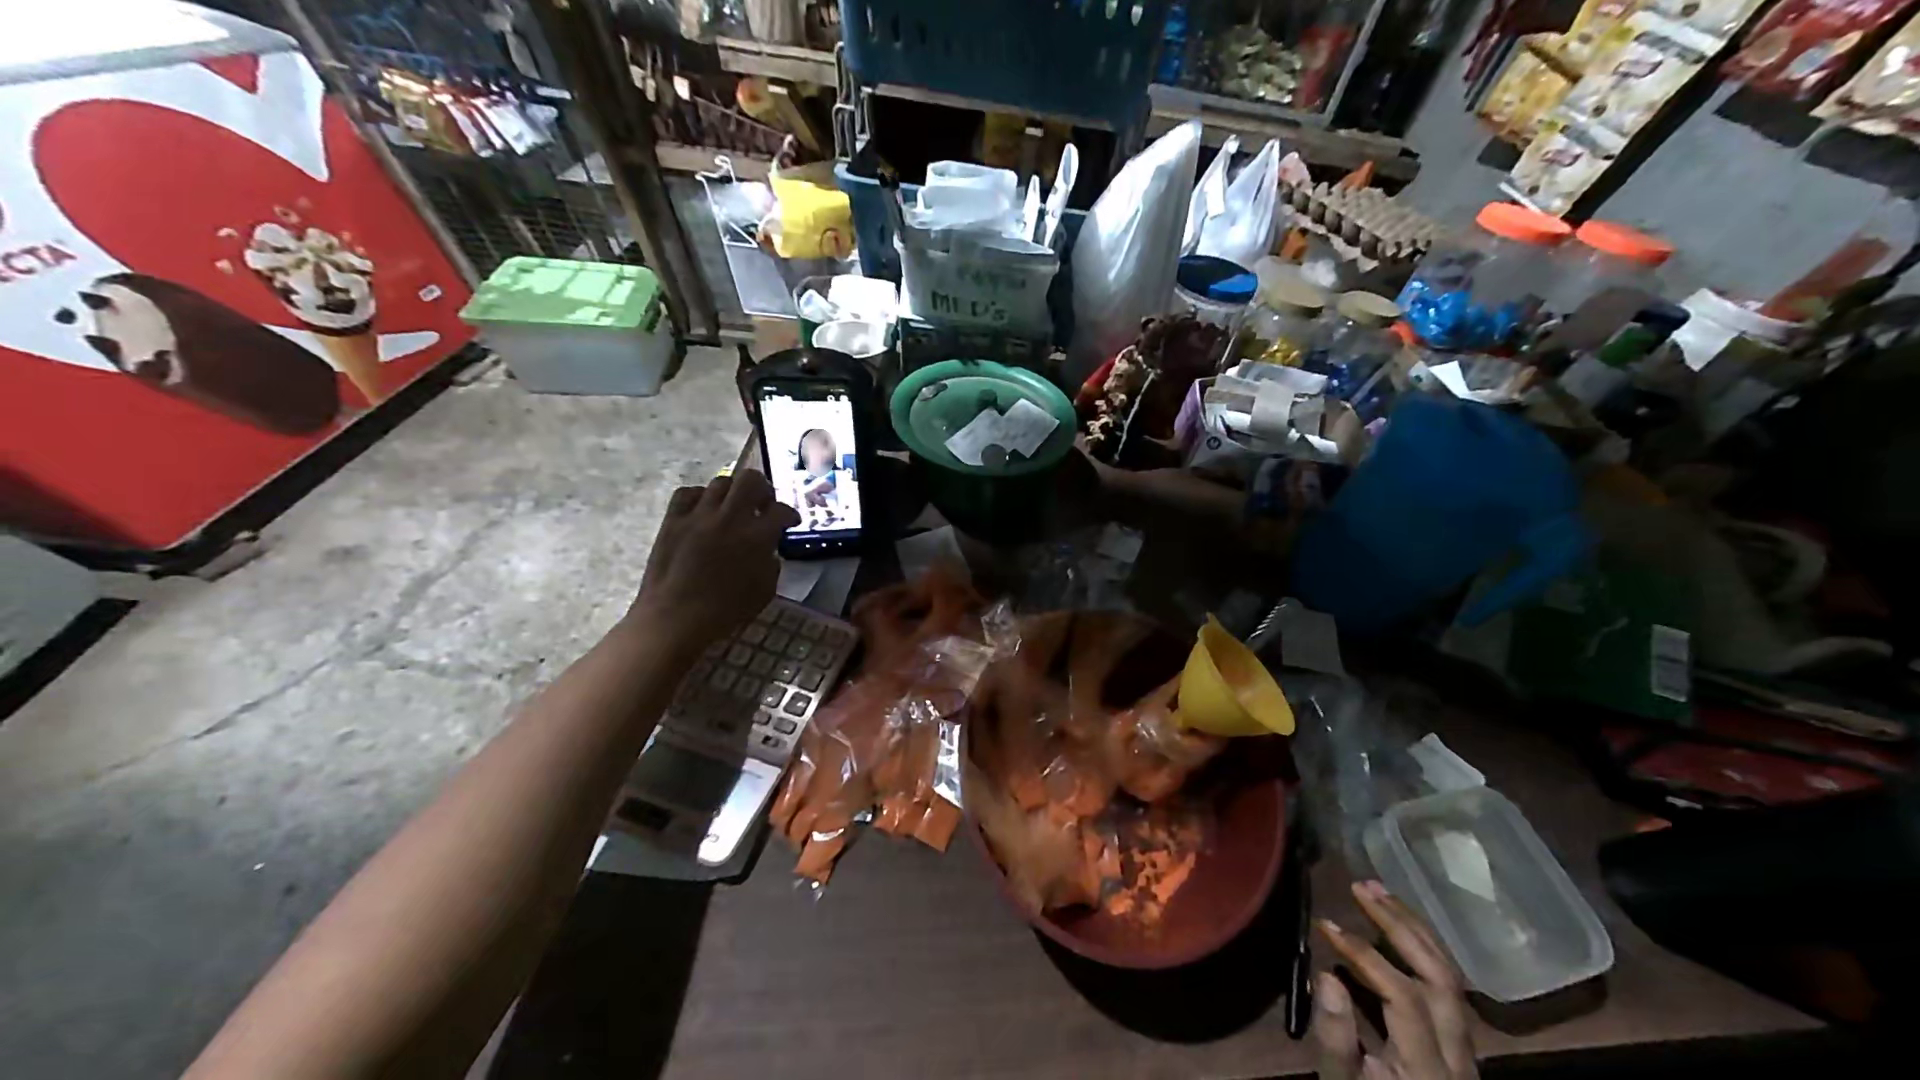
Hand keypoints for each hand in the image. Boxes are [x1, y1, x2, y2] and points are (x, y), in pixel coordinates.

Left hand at [627, 471, 797, 649]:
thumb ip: (771, 564)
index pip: (781, 511)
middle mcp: (730, 517)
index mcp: (757, 537)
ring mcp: (699, 515)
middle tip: (762, 504)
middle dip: (763, 489)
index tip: (789, 522)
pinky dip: (700, 497)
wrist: (675, 617)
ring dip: (733, 492)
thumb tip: (767, 550)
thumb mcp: (764, 591)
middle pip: (751, 479)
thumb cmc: (724, 611)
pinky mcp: (673, 519)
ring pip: (721, 482)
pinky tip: (703, 510)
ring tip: (732, 507)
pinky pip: (688, 493)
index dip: (789, 515)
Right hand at [1315, 880, 1476, 1079]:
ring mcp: (1465, 1045)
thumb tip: (1326, 974)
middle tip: (1359, 887)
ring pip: (1450, 975)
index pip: (1402, 993)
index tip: (1324, 924)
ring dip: (1413, 927)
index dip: (1362, 953)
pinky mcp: (1460, 1041)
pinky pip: (1448, 982)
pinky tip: (1398, 926)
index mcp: (1429, 1065)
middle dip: (1397, 925)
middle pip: (1439, 976)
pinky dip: (1422, 946)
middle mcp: (1457, 1050)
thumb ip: (1336, 1038)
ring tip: (1378, 892)